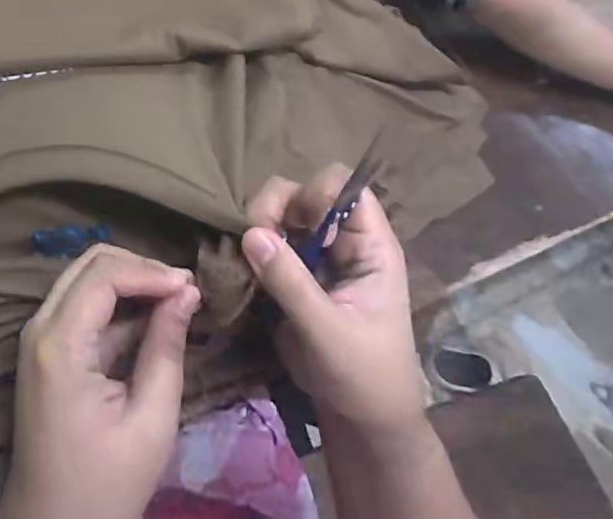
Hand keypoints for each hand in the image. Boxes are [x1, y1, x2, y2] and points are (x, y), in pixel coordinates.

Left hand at [0, 245, 200, 518]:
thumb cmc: (104, 484)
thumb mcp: (150, 421)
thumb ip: (167, 348)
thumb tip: (188, 292)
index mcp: (59, 345)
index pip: (104, 275)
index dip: (150, 272)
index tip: (190, 286)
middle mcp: (40, 327)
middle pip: (90, 263)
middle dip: (140, 267)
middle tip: (183, 287)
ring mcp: (39, 335)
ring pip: (85, 277)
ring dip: (131, 279)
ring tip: (176, 296)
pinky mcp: (47, 347)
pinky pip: (83, 302)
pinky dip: (119, 300)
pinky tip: (153, 314)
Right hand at [241, 168, 426, 437]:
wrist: (362, 425)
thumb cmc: (364, 378)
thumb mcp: (329, 333)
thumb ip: (291, 282)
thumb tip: (251, 232)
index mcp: (370, 245)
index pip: (345, 187)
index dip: (316, 193)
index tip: (293, 224)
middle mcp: (343, 240)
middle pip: (304, 193)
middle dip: (276, 206)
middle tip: (254, 238)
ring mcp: (318, 256)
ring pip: (283, 214)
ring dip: (260, 226)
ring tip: (246, 256)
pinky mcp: (296, 274)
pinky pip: (270, 242)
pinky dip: (253, 248)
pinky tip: (243, 267)